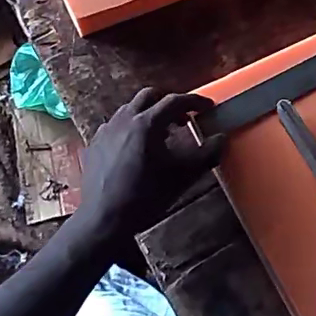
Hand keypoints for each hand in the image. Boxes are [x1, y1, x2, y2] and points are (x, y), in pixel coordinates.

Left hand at [73, 88, 226, 241]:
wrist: (104, 219)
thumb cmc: (146, 196)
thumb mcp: (183, 176)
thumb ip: (206, 154)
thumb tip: (221, 138)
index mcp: (147, 124)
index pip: (174, 101)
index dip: (194, 101)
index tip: (207, 107)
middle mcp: (124, 120)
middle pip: (149, 96)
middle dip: (169, 103)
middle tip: (184, 118)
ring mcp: (106, 131)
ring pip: (130, 109)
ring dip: (149, 114)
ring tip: (162, 133)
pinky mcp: (94, 144)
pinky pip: (116, 125)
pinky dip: (131, 127)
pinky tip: (136, 146)